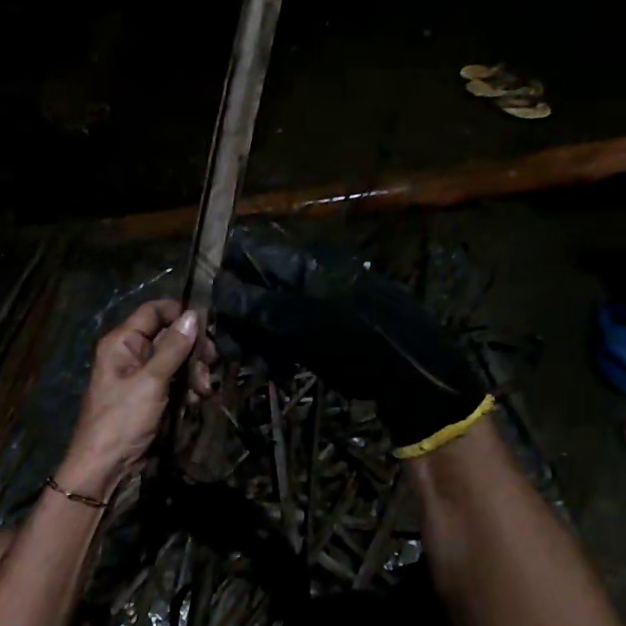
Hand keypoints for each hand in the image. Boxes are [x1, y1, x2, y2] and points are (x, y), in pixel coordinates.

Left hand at [58, 298, 217, 497]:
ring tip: (203, 392)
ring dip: (194, 373)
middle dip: (193, 350)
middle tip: (210, 365)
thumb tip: (192, 315)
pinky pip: (174, 383)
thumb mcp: (151, 381)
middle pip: (170, 337)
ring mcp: (141, 377)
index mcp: (122, 342)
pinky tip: (197, 401)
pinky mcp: (151, 397)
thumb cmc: (122, 420)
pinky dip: (188, 389)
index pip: (154, 311)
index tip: (207, 327)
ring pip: (176, 361)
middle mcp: (131, 354)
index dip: (180, 313)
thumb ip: (173, 348)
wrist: (105, 466)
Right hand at [213, 232, 487, 449]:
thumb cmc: (364, 342)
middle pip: (250, 284)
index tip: (209, 308)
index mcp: (303, 263)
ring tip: (255, 364)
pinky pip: (279, 334)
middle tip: (231, 350)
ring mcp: (308, 305)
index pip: (247, 250)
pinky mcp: (314, 331)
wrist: (415, 376)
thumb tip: (219, 290)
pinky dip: (270, 350)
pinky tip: (276, 369)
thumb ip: (262, 306)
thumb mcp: (310, 325)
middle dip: (235, 316)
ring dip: (250, 338)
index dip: (223, 273)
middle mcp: (302, 278)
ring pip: (261, 313)